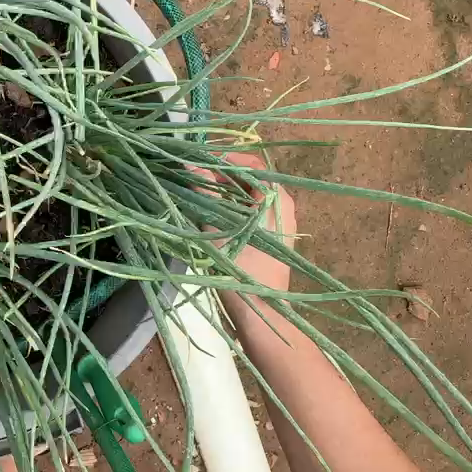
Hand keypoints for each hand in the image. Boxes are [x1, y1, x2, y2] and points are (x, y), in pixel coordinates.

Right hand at [204, 152, 295, 292]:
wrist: (260, 312)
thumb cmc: (240, 270)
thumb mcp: (217, 229)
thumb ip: (205, 195)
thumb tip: (190, 164)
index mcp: (275, 200)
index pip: (252, 164)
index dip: (225, 159)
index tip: (198, 160)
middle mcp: (281, 206)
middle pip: (251, 178)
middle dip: (222, 174)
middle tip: (194, 175)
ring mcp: (278, 222)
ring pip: (249, 195)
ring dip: (225, 190)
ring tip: (198, 190)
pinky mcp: (271, 237)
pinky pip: (251, 210)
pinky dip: (231, 205)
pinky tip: (210, 210)